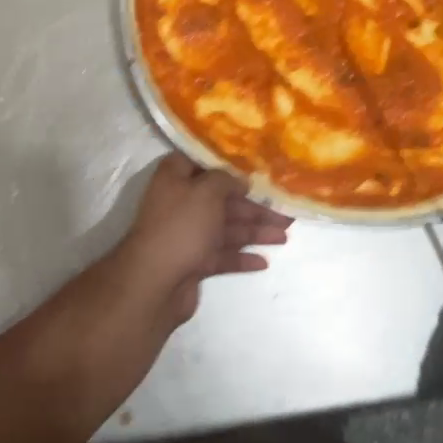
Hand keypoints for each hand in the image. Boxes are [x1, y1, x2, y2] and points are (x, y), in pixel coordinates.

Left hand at [114, 153, 291, 324]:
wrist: (156, 279)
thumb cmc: (181, 225)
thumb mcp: (205, 192)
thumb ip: (224, 180)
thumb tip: (238, 179)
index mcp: (175, 177)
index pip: (201, 162)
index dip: (227, 164)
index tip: (257, 167)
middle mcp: (180, 201)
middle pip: (220, 199)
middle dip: (252, 205)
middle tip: (286, 211)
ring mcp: (186, 233)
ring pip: (225, 228)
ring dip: (253, 231)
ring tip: (284, 236)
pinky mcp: (193, 261)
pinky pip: (221, 255)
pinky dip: (241, 257)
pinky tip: (263, 262)